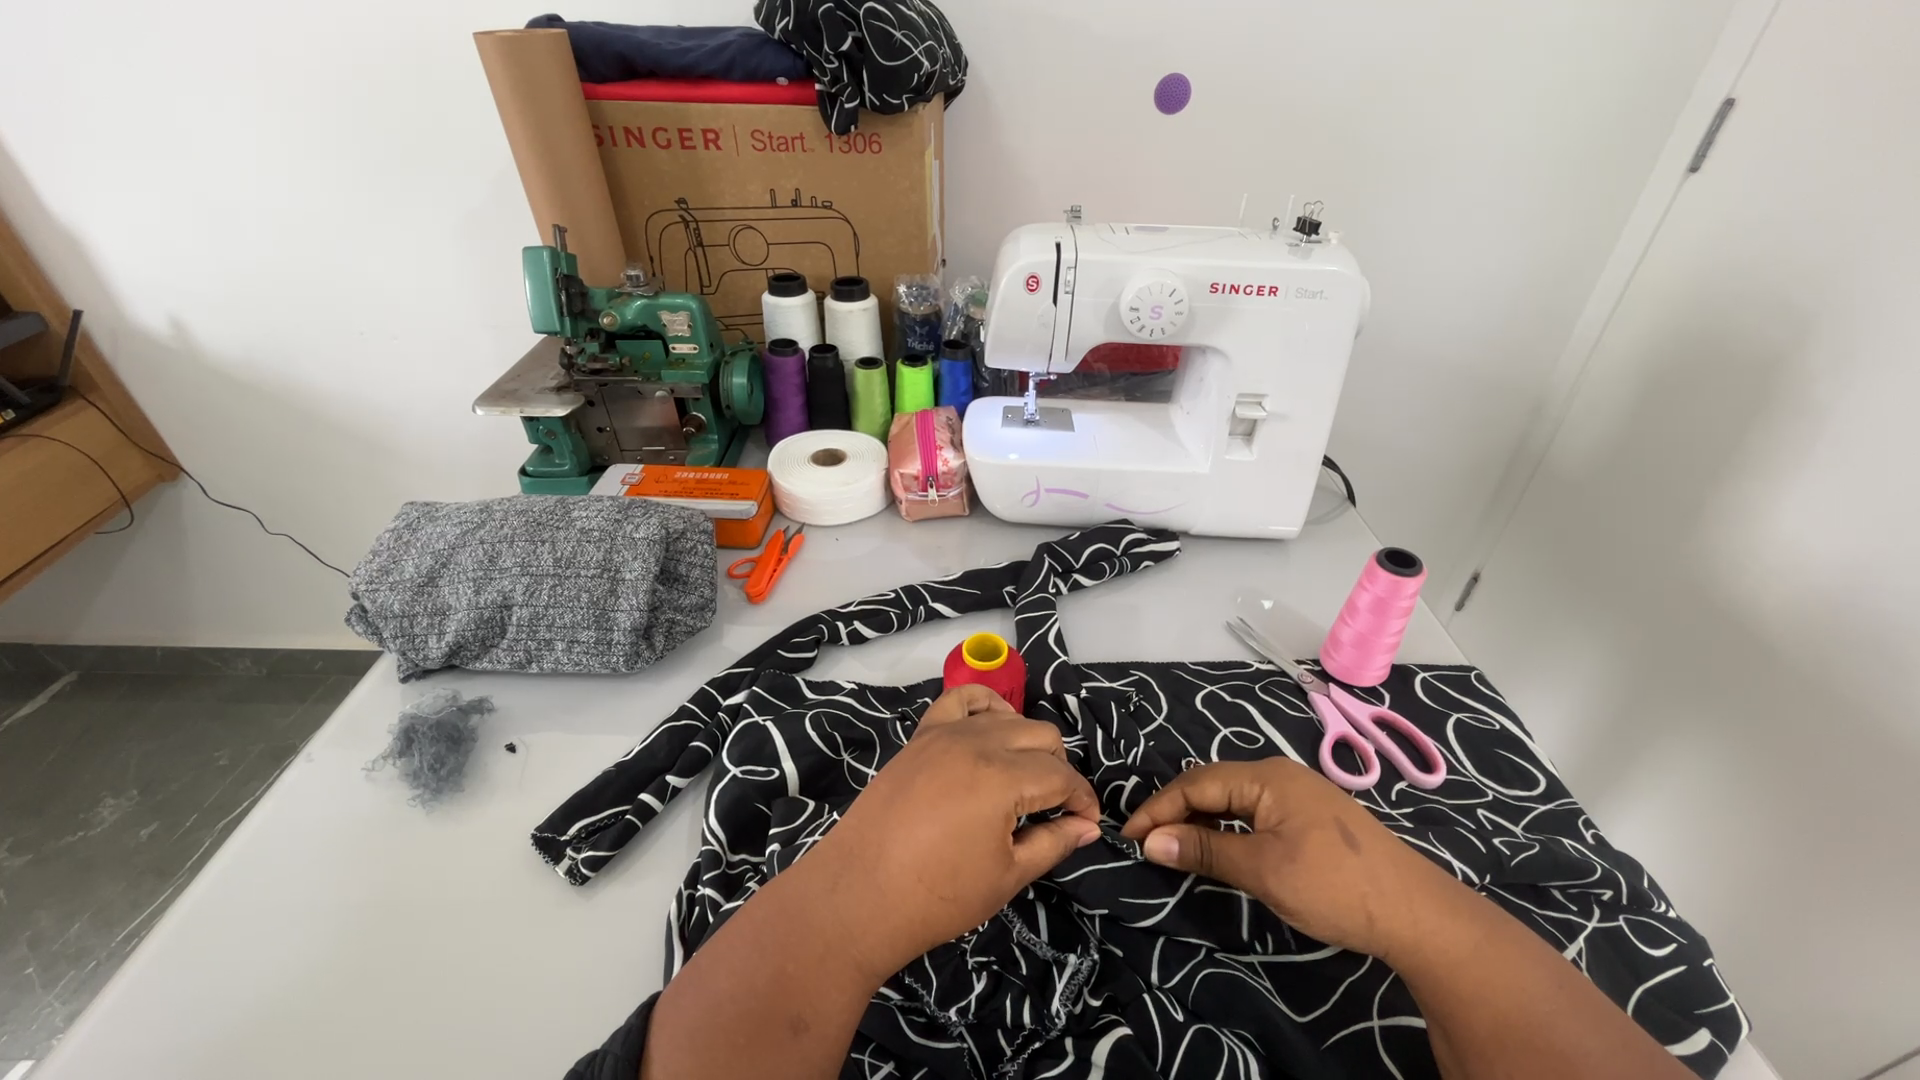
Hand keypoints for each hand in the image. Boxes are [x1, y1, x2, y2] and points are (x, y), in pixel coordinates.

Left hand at [803, 685, 1102, 979]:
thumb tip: (1089, 826)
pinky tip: (993, 726)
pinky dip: (984, 705)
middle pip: (1041, 736)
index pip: (1061, 776)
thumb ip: (1054, 843)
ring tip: (1023, 778)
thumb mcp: (1007, 876)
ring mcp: (944, 734)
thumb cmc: (938, 896)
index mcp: (1003, 777)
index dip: (1082, 799)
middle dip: (1059, 769)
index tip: (1087, 822)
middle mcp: (977, 743)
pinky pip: (958, 700)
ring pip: (1007, 717)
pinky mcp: (919, 737)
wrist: (859, 895)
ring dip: (1026, 742)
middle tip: (1054, 808)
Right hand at [1120, 758, 1461, 960]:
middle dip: (1176, 812)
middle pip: (1212, 785)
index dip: (1158, 809)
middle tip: (1148, 845)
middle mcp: (1280, 776)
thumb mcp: (1262, 870)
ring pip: (1233, 799)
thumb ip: (1206, 850)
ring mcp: (1299, 795)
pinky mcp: (1312, 818)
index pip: (1195, 783)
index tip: (1128, 837)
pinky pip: (1255, 812)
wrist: (1418, 915)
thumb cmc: (1334, 887)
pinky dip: (1228, 828)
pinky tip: (1222, 849)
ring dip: (1202, 821)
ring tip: (1177, 848)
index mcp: (1266, 777)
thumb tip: (1150, 841)